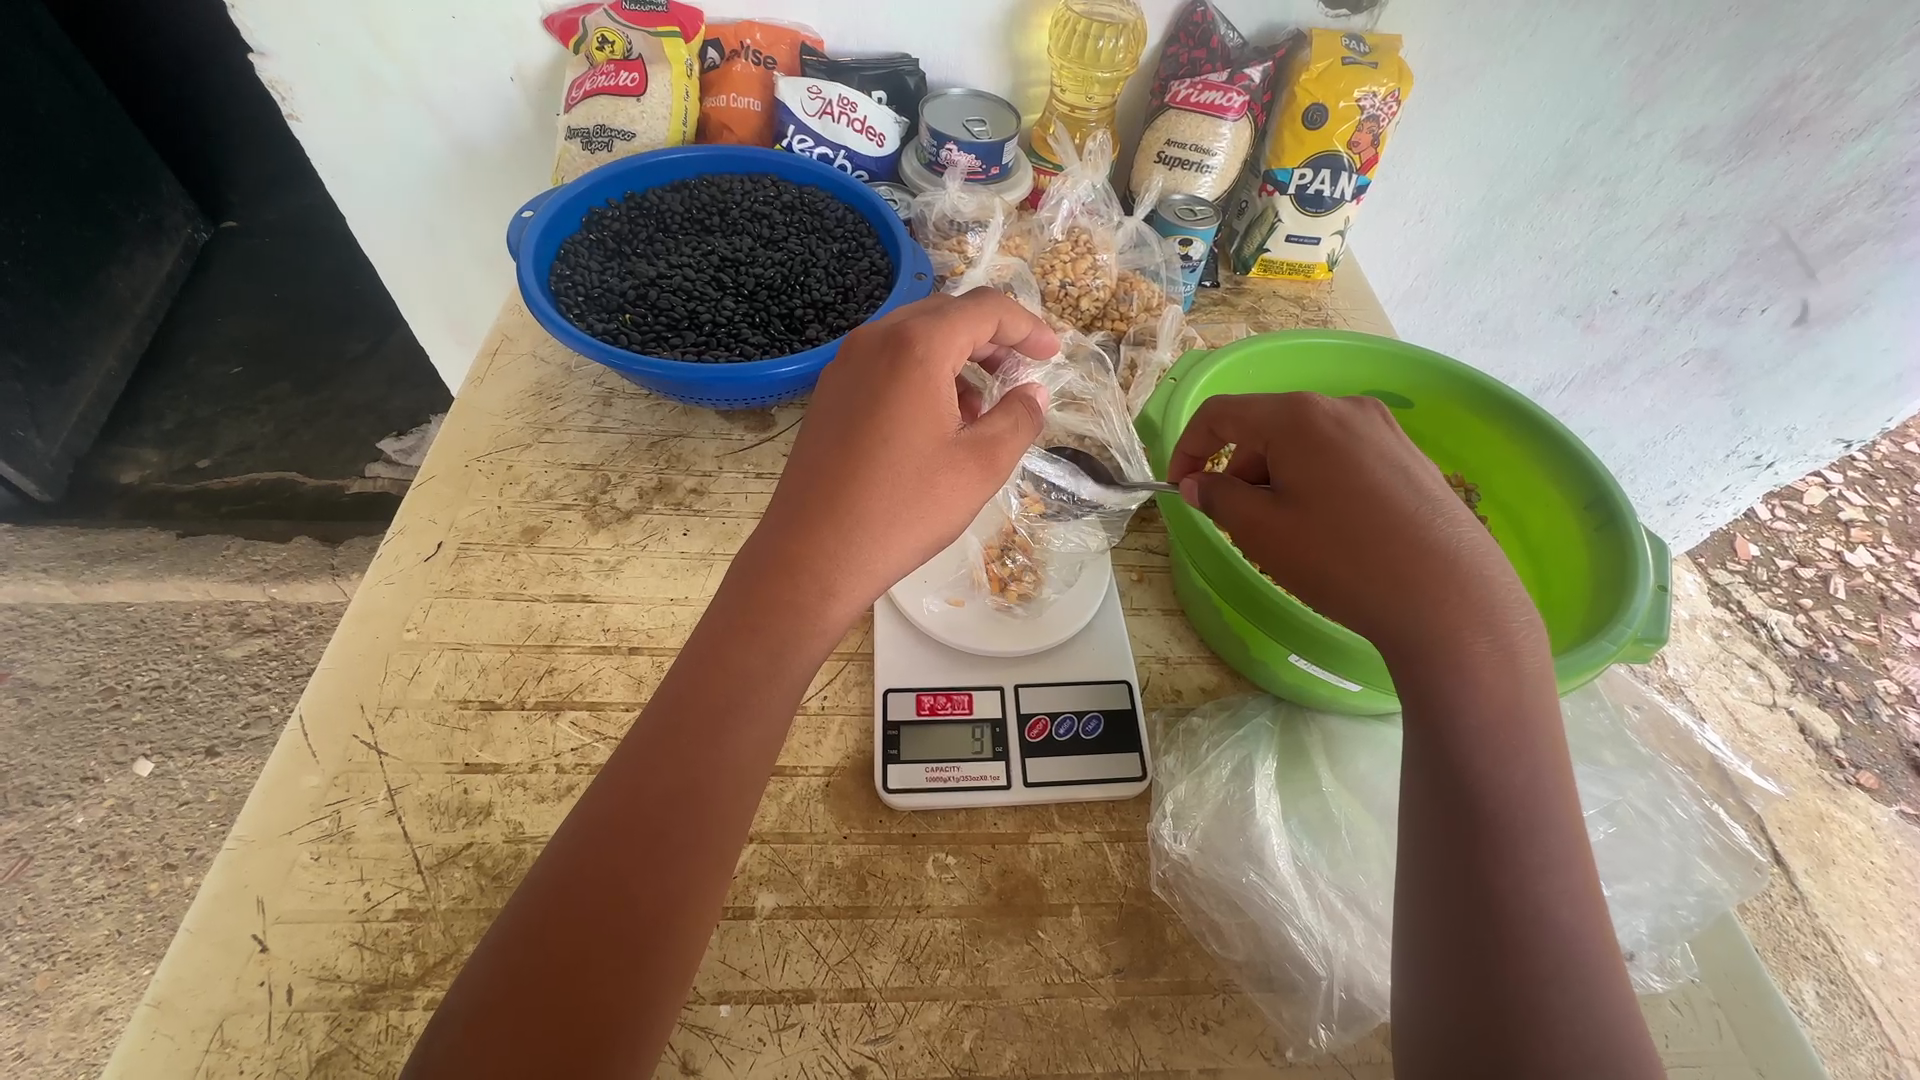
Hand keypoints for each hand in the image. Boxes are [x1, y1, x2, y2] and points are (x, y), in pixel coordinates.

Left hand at [737, 289, 1057, 622]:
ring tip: (979, 412)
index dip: (1027, 327)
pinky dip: (922, 378)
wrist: (812, 554)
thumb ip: (1017, 419)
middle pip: (946, 315)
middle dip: (991, 340)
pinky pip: (886, 365)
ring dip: (956, 361)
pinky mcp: (830, 394)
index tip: (1052, 355)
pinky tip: (935, 426)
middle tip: (1020, 376)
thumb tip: (1033, 393)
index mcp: (915, 346)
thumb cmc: (902, 510)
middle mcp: (874, 341)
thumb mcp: (979, 467)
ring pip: (914, 340)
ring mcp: (844, 366)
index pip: (984, 308)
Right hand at [1167, 393, 1540, 662]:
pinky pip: (1340, 458)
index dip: (1188, 447)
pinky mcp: (1408, 457)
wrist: (1448, 597)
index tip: (1180, 488)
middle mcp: (1342, 408)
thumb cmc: (1339, 559)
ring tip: (1282, 534)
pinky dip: (1313, 483)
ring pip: (1304, 445)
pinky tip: (1325, 531)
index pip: (1222, 413)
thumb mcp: (1261, 530)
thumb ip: (1218, 498)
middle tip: (1234, 522)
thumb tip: (1197, 483)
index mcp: (1298, 416)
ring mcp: (1382, 430)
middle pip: (1266, 427)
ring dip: (1276, 479)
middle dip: (1237, 469)